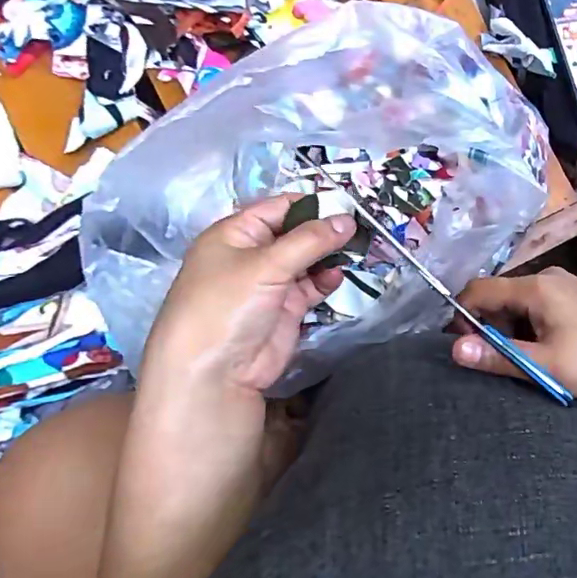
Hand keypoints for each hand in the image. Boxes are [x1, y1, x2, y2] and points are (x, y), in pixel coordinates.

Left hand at [140, 195, 356, 399]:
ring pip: (309, 259)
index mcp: (235, 234)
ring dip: (331, 255)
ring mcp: (270, 282)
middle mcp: (253, 254)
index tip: (349, 205)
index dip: (313, 204)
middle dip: (327, 230)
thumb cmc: (227, 305)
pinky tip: (337, 277)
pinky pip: (312, 285)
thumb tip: (348, 220)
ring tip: (357, 250)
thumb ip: (311, 240)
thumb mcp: (267, 264)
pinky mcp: (286, 307)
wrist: (214, 373)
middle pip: (298, 232)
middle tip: (362, 228)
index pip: (279, 207)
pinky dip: (327, 279)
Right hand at [449, 268, 576, 399]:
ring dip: (511, 329)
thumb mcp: (544, 365)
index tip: (468, 347)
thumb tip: (454, 350)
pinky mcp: (572, 294)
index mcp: (538, 287)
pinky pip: (534, 304)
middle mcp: (547, 276)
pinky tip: (546, 348)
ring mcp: (562, 283)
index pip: (479, 289)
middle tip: (506, 360)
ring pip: (516, 302)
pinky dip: (529, 325)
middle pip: (498, 295)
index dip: (463, 317)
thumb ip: (498, 356)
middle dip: (491, 326)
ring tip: (531, 357)